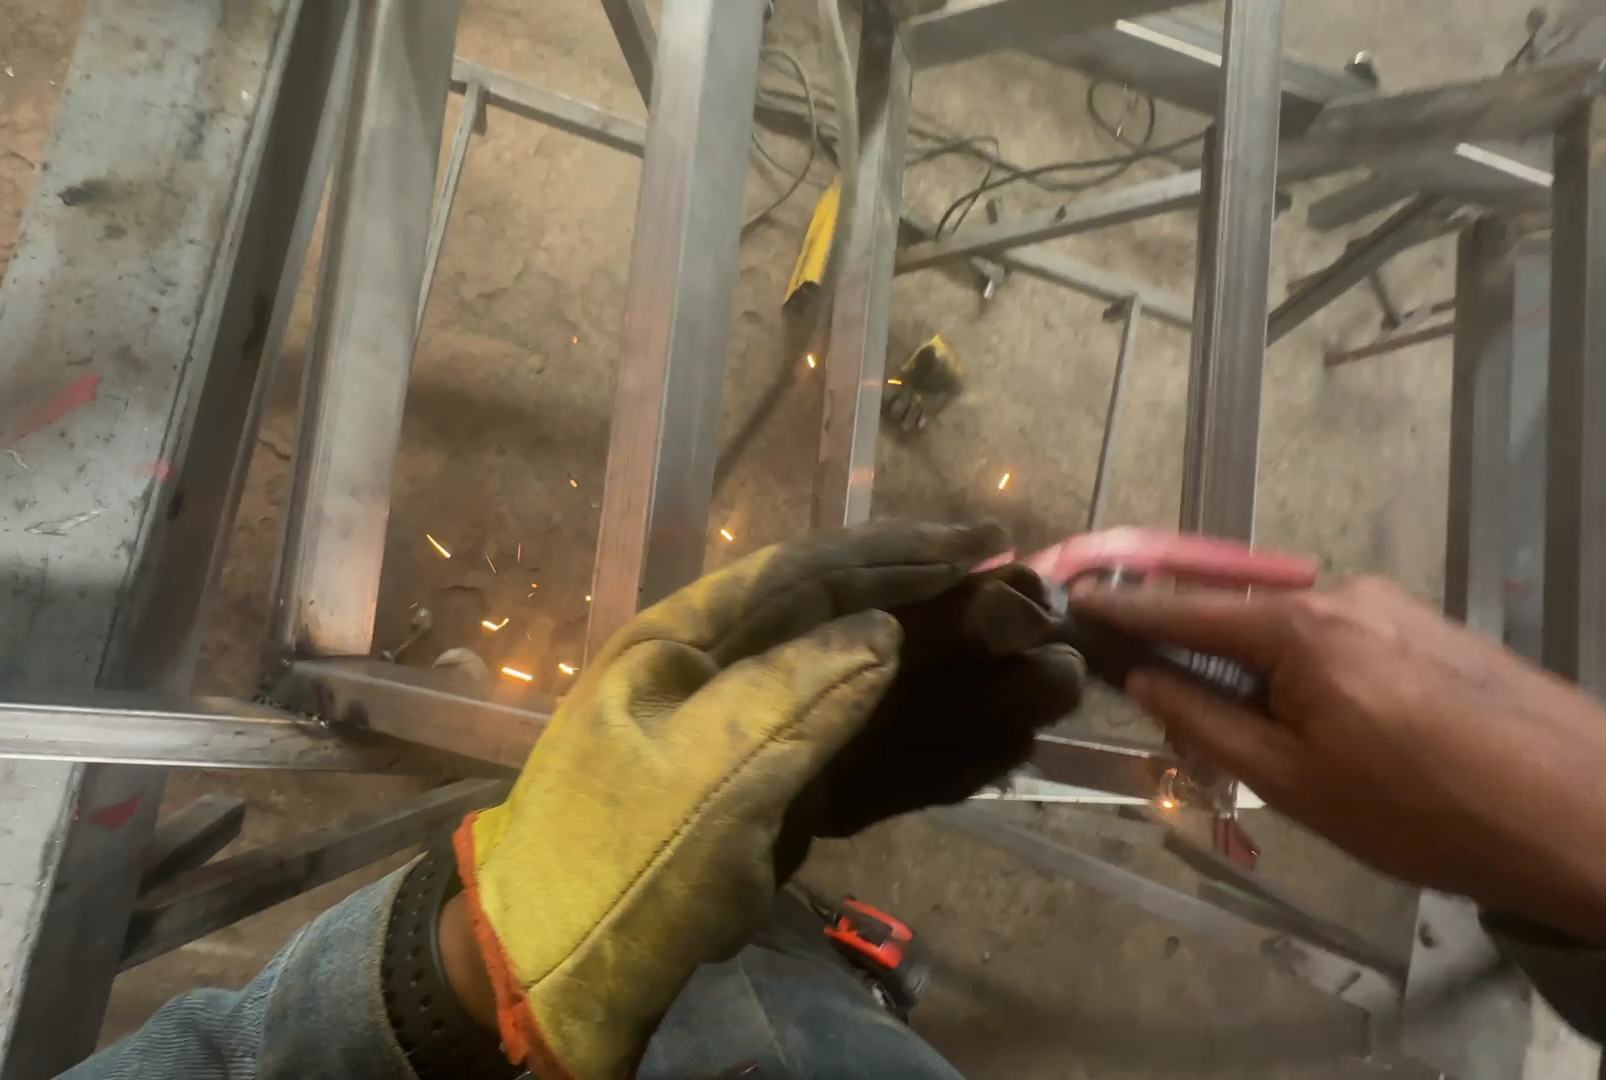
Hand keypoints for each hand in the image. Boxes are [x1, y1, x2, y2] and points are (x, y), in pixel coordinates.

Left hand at [445, 521, 1080, 1078]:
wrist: (556, 970)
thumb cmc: (609, 867)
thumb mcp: (692, 776)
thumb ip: (788, 695)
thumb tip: (883, 631)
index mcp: (690, 641)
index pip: (807, 574)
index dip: (897, 552)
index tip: (982, 544)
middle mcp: (732, 674)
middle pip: (854, 629)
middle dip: (948, 619)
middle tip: (1038, 611)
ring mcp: (764, 737)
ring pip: (876, 698)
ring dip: (961, 687)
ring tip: (1049, 676)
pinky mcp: (787, 795)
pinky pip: (873, 763)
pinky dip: (936, 754)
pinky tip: (1002, 741)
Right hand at [1078, 577, 1605, 945]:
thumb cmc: (1428, 814)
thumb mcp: (1292, 780)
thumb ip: (1202, 719)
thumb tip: (1141, 677)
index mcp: (1298, 630)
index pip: (1179, 609)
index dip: (1120, 607)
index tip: (1073, 598)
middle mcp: (1339, 596)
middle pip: (1229, 610)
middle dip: (1182, 637)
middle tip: (1152, 678)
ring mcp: (1390, 602)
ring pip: (1280, 621)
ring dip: (1242, 654)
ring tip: (1240, 712)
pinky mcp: (1425, 622)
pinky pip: (1328, 627)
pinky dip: (1291, 655)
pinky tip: (1306, 703)